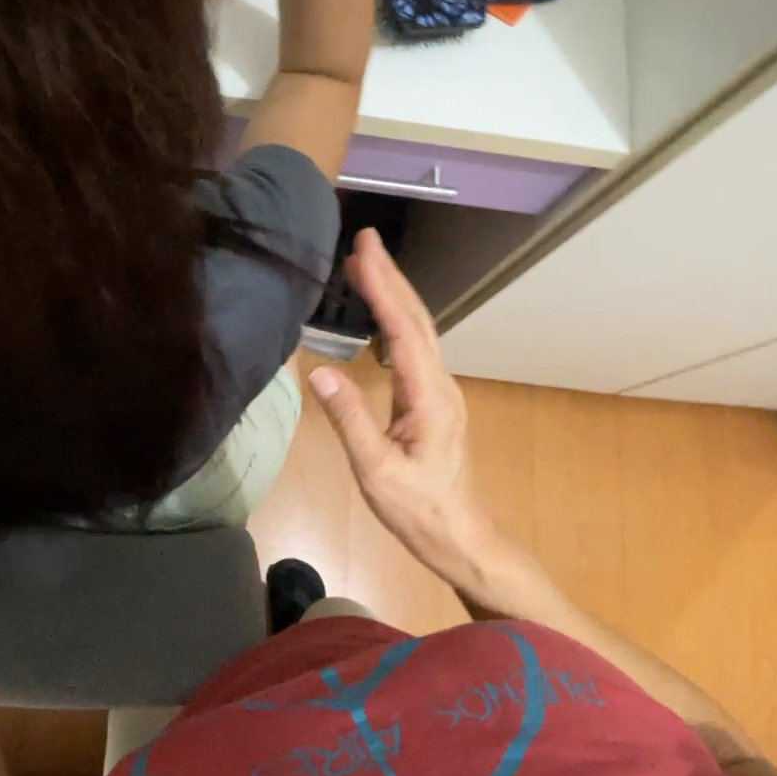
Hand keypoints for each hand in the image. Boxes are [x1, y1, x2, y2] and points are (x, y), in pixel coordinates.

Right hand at [306, 230, 501, 590]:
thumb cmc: (417, 509)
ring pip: (419, 331)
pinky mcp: (433, 401)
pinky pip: (414, 348)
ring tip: (365, 267)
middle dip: (391, 277)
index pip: (403, 329)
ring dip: (393, 295)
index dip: (383, 287)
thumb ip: (349, 419)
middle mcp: (440, 384)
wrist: (458, 535)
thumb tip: (318, 371)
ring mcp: (440, 391)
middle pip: (417, 319)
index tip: (364, 250)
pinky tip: (379, 316)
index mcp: (428, 396)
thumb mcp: (376, 470)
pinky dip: (395, 321)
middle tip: (364, 241)